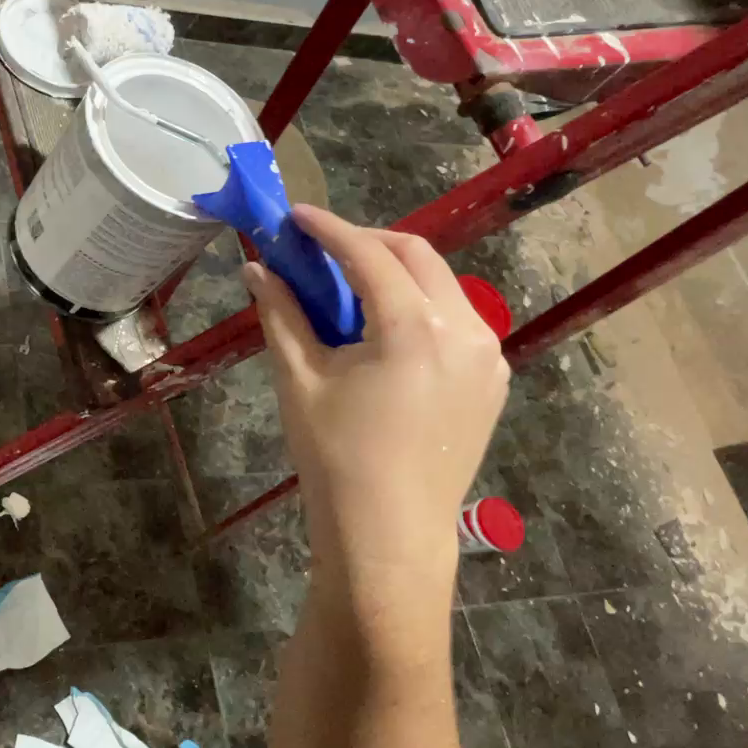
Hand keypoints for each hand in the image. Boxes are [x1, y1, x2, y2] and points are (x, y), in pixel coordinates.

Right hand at [244, 204, 508, 590]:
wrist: (388, 531)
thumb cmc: (335, 456)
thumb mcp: (299, 380)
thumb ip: (281, 315)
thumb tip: (256, 269)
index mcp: (413, 327)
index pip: (368, 255)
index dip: (328, 229)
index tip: (295, 216)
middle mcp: (465, 329)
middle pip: (416, 256)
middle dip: (366, 241)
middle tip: (320, 248)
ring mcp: (488, 354)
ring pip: (441, 286)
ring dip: (394, 272)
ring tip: (349, 288)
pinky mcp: (492, 379)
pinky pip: (456, 320)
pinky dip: (418, 306)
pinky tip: (383, 329)